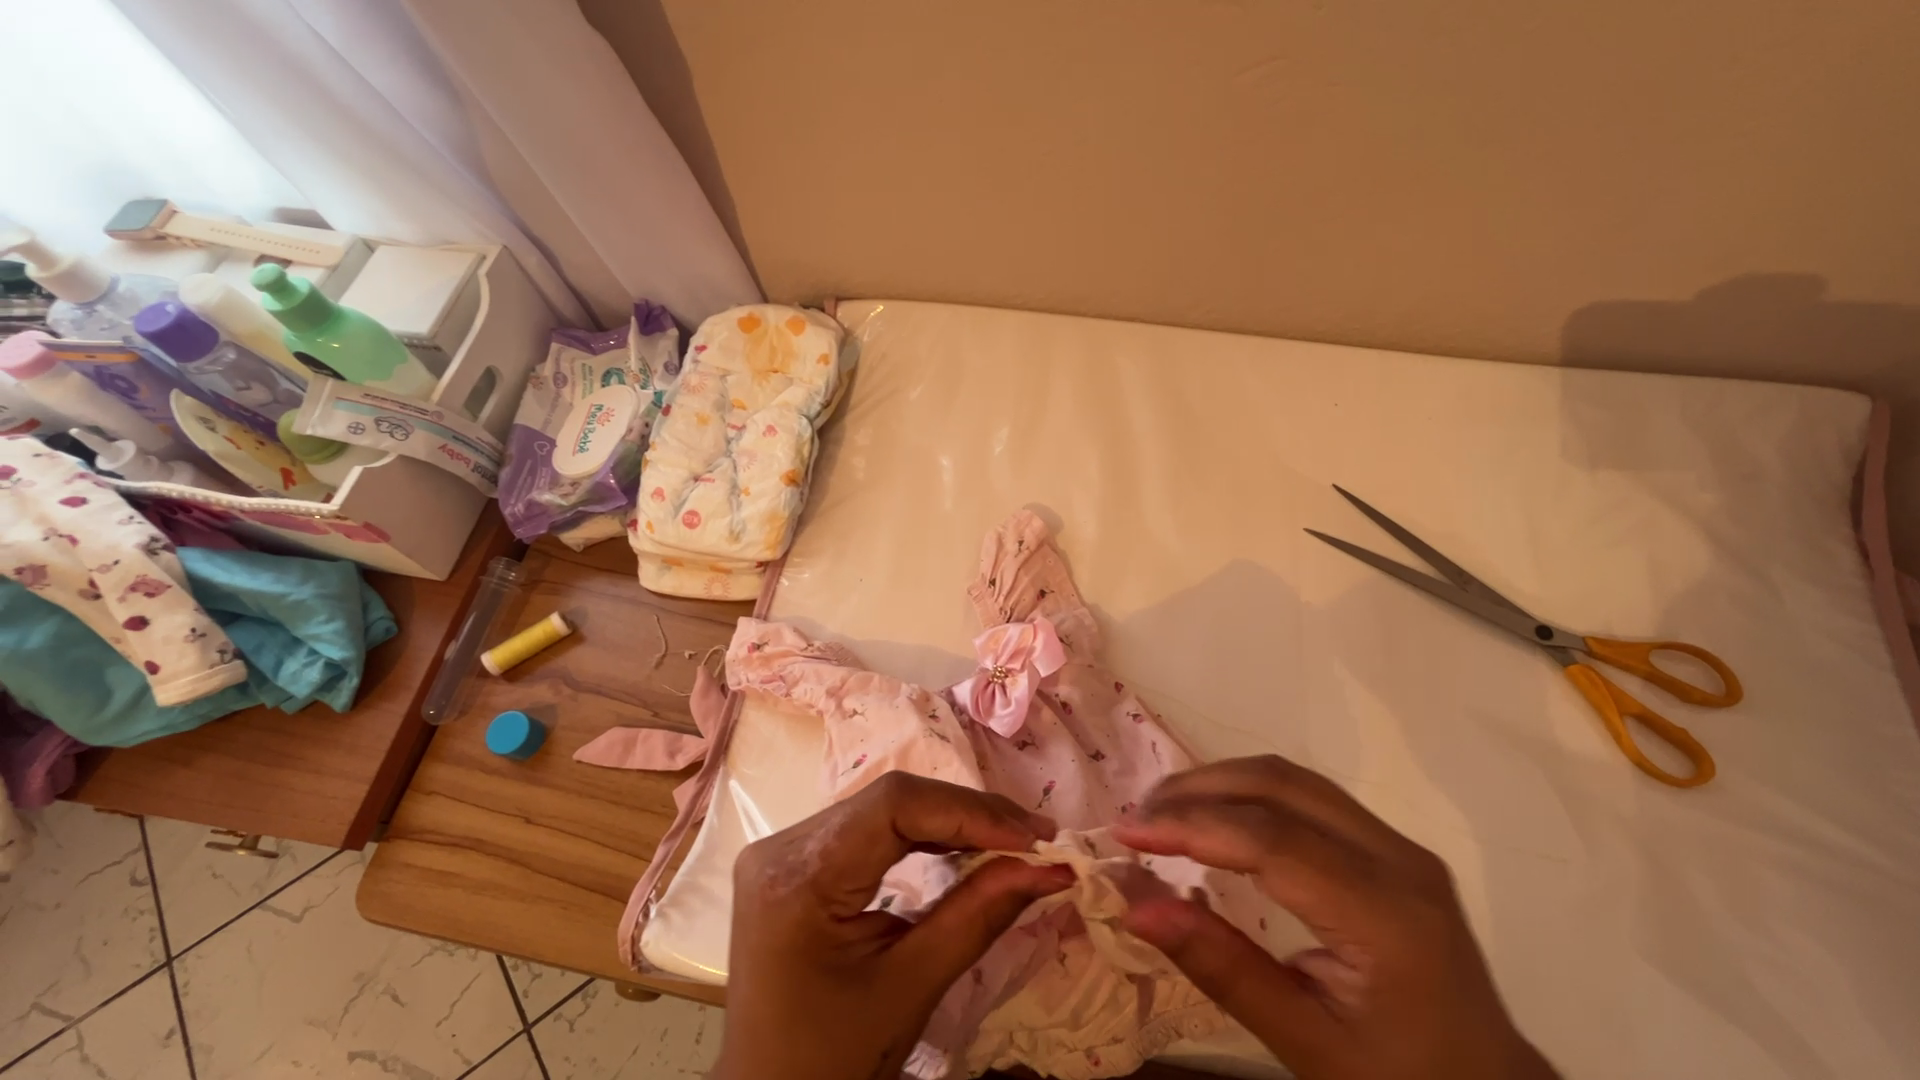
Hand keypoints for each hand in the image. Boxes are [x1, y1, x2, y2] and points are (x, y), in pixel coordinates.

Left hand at [714, 771, 1075, 1079]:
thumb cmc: (834, 1058)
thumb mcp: (910, 988)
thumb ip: (978, 916)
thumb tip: (1049, 868)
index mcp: (798, 876)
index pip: (894, 807)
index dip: (970, 811)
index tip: (1034, 838)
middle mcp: (782, 846)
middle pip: (890, 802)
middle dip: (969, 815)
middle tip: (1036, 839)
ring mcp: (784, 851)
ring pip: (883, 810)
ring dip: (951, 823)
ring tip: (1013, 842)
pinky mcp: (797, 863)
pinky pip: (869, 832)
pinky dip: (922, 837)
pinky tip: (963, 849)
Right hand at [1113, 756, 1558, 1079]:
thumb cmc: (1396, 1077)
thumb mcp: (1306, 1042)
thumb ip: (1222, 968)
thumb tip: (1136, 908)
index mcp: (1384, 915)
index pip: (1271, 840)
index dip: (1191, 826)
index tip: (1126, 833)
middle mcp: (1398, 859)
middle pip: (1282, 786)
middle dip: (1198, 790)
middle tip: (1137, 818)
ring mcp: (1400, 846)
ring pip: (1294, 780)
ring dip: (1221, 783)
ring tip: (1163, 812)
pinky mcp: (1392, 847)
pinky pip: (1309, 796)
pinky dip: (1249, 794)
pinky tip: (1215, 817)